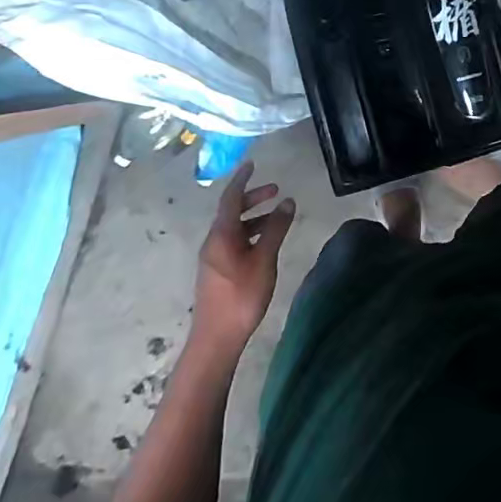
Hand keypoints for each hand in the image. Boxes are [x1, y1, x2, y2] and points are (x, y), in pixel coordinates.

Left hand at [193, 161, 294, 348]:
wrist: (217, 337)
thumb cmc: (242, 295)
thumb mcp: (264, 259)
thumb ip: (276, 229)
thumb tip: (287, 201)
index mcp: (221, 235)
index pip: (230, 199)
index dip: (242, 180)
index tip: (253, 164)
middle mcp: (213, 242)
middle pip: (230, 212)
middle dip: (251, 198)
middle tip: (275, 190)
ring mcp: (213, 258)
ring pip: (233, 228)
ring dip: (253, 217)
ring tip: (277, 216)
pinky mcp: (218, 271)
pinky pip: (234, 241)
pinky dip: (250, 232)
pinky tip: (266, 242)